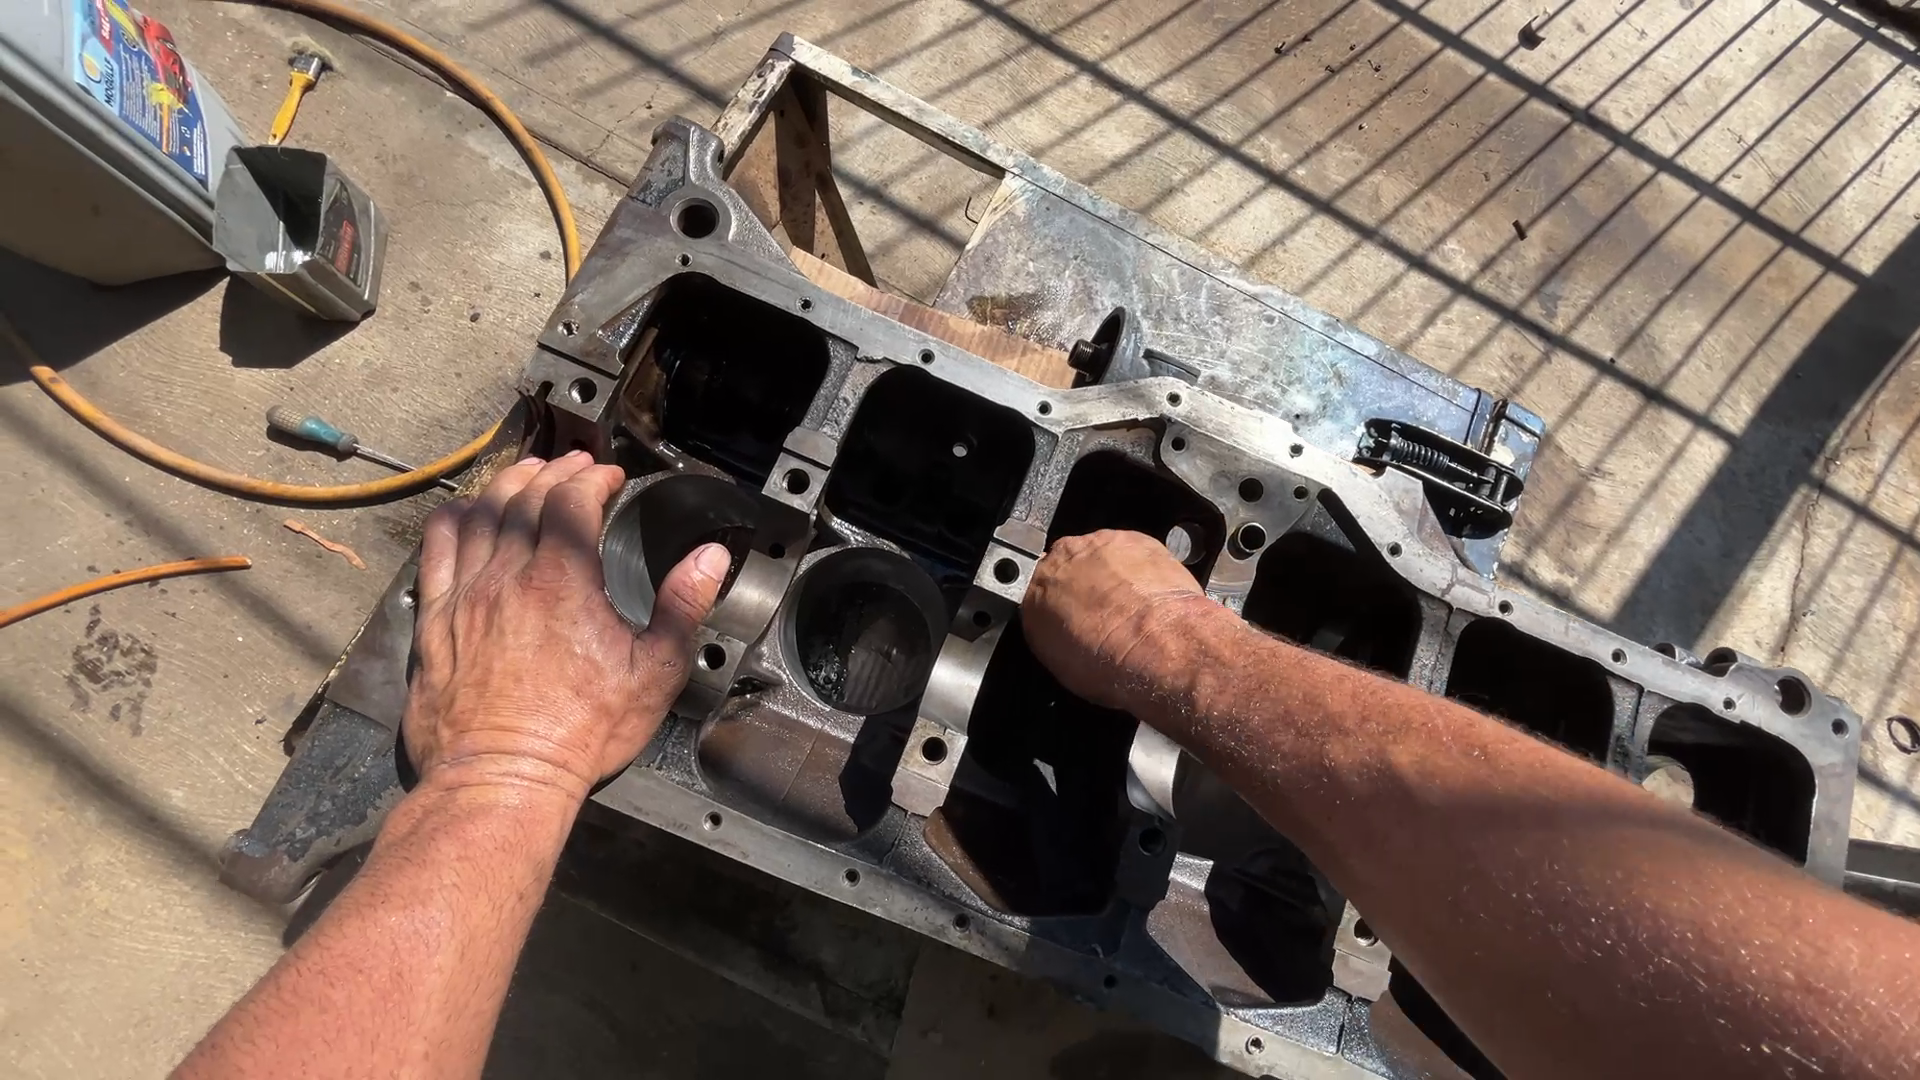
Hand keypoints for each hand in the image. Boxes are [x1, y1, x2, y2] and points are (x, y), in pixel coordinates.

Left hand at [403, 452, 730, 802]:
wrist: (505, 777)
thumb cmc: (586, 727)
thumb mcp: (657, 669)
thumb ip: (684, 605)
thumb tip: (711, 555)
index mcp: (565, 581)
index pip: (572, 502)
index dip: (593, 478)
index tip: (611, 476)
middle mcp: (509, 576)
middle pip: (524, 499)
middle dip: (553, 472)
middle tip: (574, 465)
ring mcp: (466, 597)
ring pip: (479, 516)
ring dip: (506, 486)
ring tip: (526, 473)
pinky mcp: (436, 623)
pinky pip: (435, 553)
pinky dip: (453, 521)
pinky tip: (466, 512)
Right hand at [1020, 529, 1224, 711]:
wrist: (1153, 646)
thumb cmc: (1108, 661)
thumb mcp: (1061, 664)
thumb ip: (1053, 633)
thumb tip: (1064, 633)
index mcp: (1034, 591)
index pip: (1037, 588)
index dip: (1057, 602)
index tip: (1070, 615)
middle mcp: (1060, 560)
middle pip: (1068, 564)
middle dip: (1083, 582)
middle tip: (1104, 611)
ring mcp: (1096, 545)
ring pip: (1100, 554)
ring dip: (1112, 573)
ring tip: (1132, 605)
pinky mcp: (1132, 538)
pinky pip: (1132, 549)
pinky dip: (1141, 566)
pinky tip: (1151, 592)